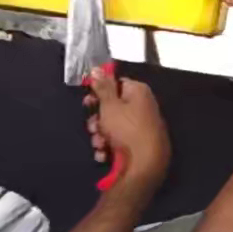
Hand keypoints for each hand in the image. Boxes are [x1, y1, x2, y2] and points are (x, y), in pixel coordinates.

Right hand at [84, 70, 170, 194]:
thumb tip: (97, 68)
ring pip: (113, 126)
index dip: (100, 92)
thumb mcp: (110, 105)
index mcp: (139, 92)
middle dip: (98, 119)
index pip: (116, 84)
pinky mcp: (139, 143)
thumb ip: (102, 87)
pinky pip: (119, 139)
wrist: (145, 163)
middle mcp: (143, 106)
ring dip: (101, 135)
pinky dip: (109, 146)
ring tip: (100, 144)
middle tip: (94, 128)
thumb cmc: (126, 129)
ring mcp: (142, 125)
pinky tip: (105, 154)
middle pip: (113, 107)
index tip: (87, 101)